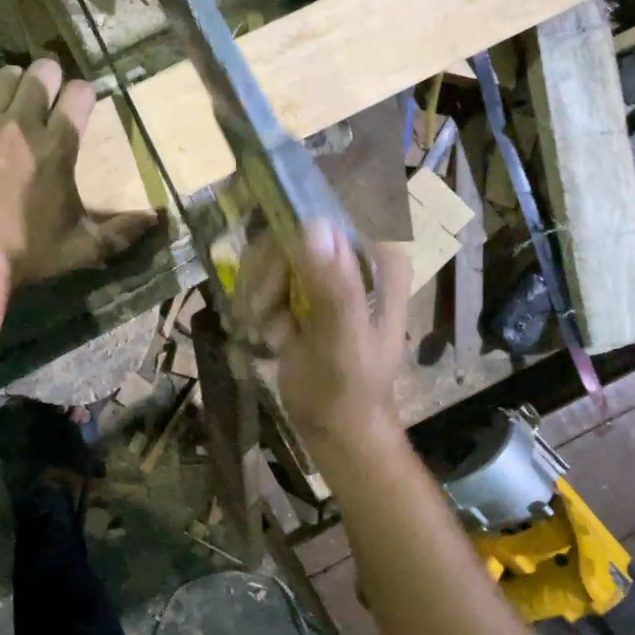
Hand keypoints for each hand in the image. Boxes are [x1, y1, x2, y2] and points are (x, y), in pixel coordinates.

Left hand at [0, 59, 155, 285]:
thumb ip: (120, 231)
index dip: (84, 95)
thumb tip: (154, 220)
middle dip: (52, 79)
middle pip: (43, 72)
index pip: (79, 92)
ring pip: (6, 76)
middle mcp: (23, 126)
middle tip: (50, 97)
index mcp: (58, 147)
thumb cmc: (28, 254)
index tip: (80, 108)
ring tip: (18, 104)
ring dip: (17, 85)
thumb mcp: (81, 247)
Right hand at [238, 225, 410, 444]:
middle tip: (262, 308)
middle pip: (292, 225)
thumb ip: (333, 285)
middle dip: (269, 268)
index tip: (270, 243)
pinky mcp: (302, 284)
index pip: (336, 205)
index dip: (297, 213)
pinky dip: (255, 297)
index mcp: (380, 258)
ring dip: (258, 287)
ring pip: (271, 247)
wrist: (334, 429)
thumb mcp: (342, 340)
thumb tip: (312, 224)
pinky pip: (263, 268)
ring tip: (265, 327)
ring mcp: (326, 268)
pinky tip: (265, 329)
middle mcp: (354, 253)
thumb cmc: (348, 389)